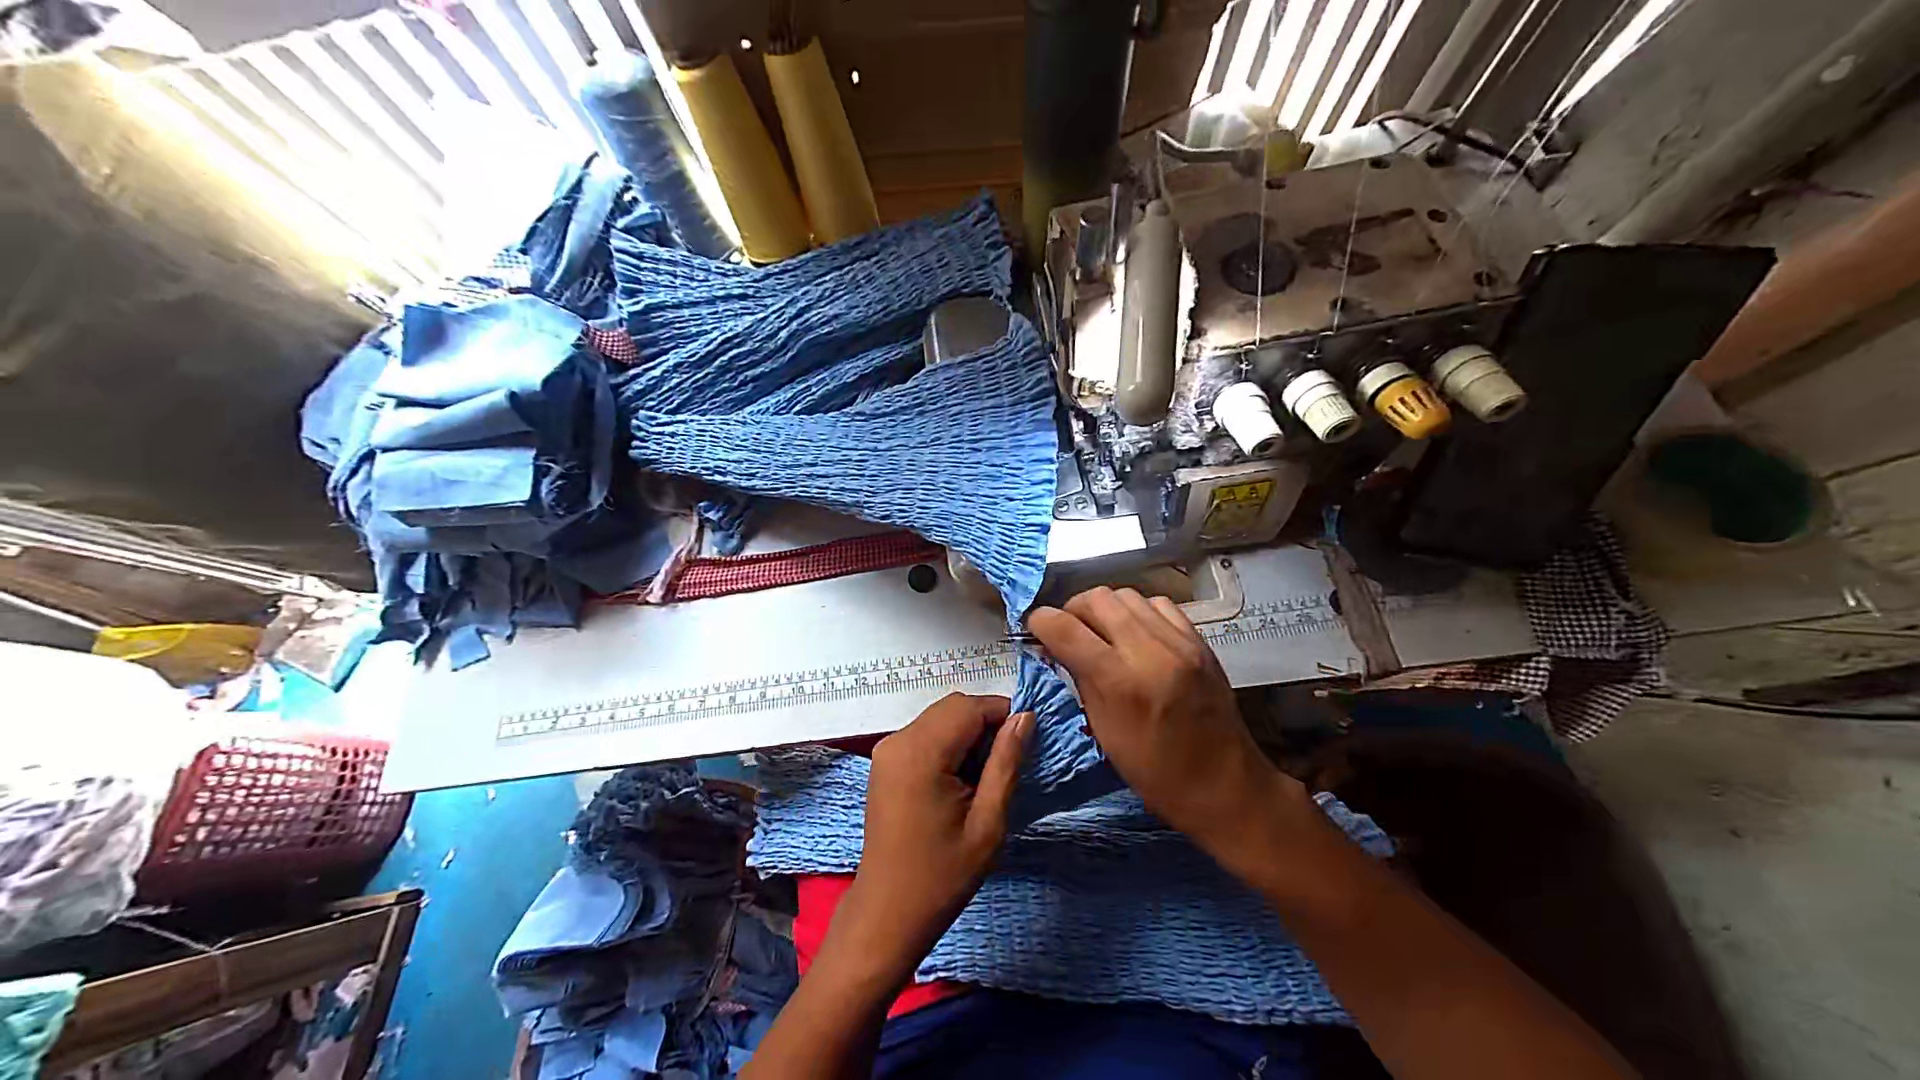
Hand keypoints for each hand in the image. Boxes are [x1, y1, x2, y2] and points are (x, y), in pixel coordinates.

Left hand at [835, 694, 1031, 984]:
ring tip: (984, 777)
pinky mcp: (885, 762)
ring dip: (968, 734)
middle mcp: (898, 741)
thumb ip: (1006, 763)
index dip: (1003, 714)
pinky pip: (925, 734)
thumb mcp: (988, 823)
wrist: (888, 912)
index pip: (970, 707)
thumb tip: (1025, 717)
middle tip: (1007, 764)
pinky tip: (960, 781)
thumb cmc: (942, 876)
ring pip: (940, 717)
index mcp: (920, 753)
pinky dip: (949, 744)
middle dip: (986, 724)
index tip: (1027, 742)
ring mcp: (887, 750)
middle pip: (953, 707)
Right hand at [1027, 587, 1309, 856]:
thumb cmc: (1154, 772)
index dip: (1040, 622)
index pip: (1065, 627)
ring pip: (1127, 594)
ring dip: (1104, 608)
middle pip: (1096, 598)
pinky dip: (1137, 611)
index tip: (1034, 629)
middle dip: (1072, 609)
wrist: (1224, 785)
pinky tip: (1135, 633)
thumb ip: (1080, 678)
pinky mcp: (1200, 641)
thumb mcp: (1103, 730)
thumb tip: (1058, 646)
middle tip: (1068, 631)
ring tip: (1101, 631)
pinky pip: (1158, 604)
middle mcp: (1150, 651)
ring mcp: (1180, 642)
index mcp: (1120, 681)